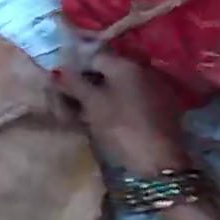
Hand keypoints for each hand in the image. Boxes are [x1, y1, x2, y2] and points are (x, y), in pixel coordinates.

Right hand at [53, 43, 190, 174]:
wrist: (160, 163)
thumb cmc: (120, 126)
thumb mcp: (91, 103)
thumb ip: (72, 83)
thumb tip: (56, 70)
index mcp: (126, 65)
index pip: (93, 56)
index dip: (74, 68)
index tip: (62, 84)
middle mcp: (144, 71)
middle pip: (107, 70)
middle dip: (88, 82)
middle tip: (71, 99)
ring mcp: (156, 90)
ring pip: (120, 85)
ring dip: (102, 94)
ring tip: (86, 112)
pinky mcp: (163, 108)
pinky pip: (133, 97)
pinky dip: (119, 103)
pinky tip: (108, 118)